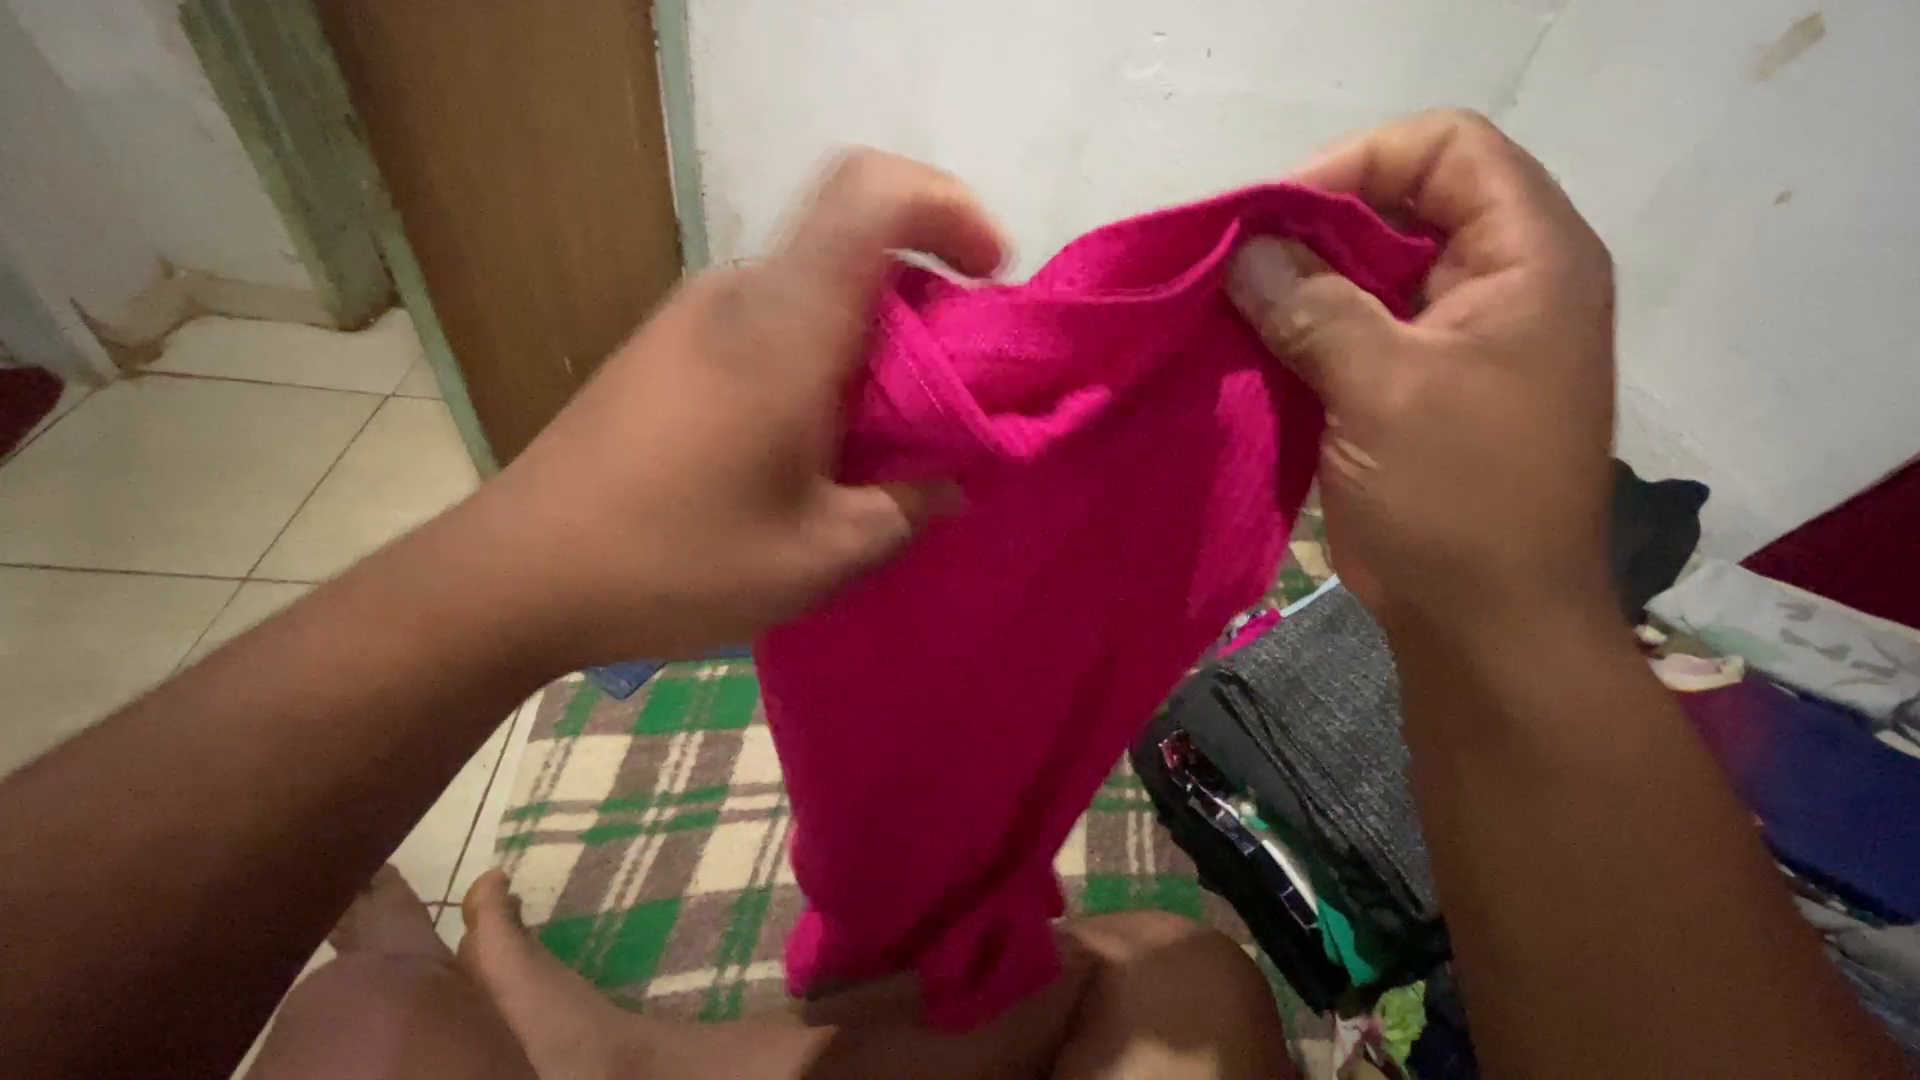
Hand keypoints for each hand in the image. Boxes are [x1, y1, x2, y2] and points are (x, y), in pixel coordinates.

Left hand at [462, 150, 1005, 665]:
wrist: (515, 575)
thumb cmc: (675, 562)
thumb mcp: (822, 555)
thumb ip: (910, 507)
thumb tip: (955, 478)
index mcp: (784, 325)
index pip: (875, 193)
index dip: (949, 210)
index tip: (989, 278)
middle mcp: (737, 296)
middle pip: (855, 247)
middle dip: (926, 305)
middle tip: (951, 396)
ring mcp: (692, 318)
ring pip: (814, 291)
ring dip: (872, 344)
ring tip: (884, 436)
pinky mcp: (666, 351)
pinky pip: (770, 326)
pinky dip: (821, 361)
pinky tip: (812, 445)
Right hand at [1227, 110, 1617, 632]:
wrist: (1481, 617)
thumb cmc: (1456, 497)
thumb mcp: (1384, 390)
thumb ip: (1312, 308)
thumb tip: (1244, 252)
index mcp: (1527, 260)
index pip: (1447, 150)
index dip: (1358, 163)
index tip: (1274, 215)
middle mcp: (1495, 284)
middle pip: (1401, 206)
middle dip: (1312, 225)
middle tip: (1236, 261)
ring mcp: (1449, 339)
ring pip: (1366, 273)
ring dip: (1298, 282)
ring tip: (1231, 302)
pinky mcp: (1407, 388)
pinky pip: (1350, 331)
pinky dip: (1298, 331)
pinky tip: (1249, 345)